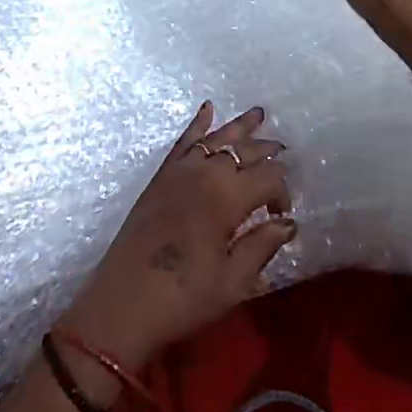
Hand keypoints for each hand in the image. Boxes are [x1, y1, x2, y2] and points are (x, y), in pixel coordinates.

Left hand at [58, 104, 293, 369]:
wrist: (123, 303)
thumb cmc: (183, 298)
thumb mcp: (233, 281)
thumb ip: (262, 246)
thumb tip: (288, 223)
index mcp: (226, 197)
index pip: (268, 178)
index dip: (282, 193)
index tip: (282, 216)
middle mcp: (204, 173)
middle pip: (244, 151)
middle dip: (266, 151)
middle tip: (283, 153)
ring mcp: (179, 171)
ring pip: (216, 138)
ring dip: (239, 126)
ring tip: (259, 114)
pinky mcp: (160, 176)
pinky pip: (183, 142)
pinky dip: (197, 123)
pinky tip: (207, 109)